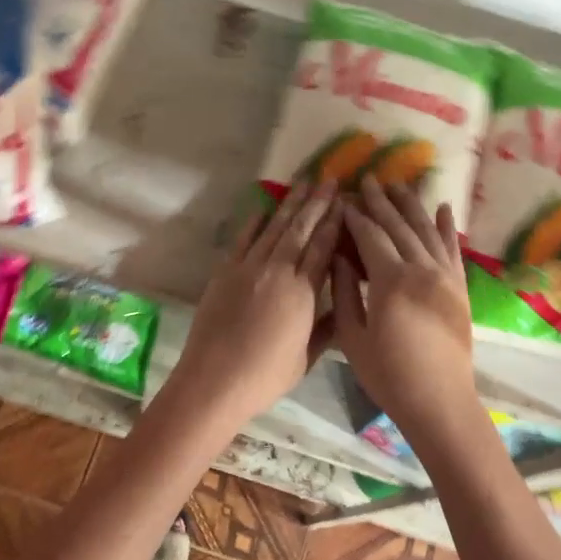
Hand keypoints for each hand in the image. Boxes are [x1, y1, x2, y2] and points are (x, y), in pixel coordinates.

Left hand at [168, 181, 341, 424]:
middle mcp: (278, 272)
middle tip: (328, 179)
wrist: (215, 379)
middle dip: (317, 203)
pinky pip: (243, 239)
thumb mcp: (306, 357)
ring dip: (290, 204)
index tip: (345, 202)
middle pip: (301, 229)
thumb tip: (344, 307)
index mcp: (303, 293)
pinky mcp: (224, 273)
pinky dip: (255, 221)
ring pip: (274, 228)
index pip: (324, 248)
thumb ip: (326, 328)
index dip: (335, 223)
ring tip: (302, 183)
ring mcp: (248, 269)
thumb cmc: (265, 376)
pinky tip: (265, 208)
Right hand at [334, 178, 482, 436]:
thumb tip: (338, 257)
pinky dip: (446, 227)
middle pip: (399, 226)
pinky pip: (452, 249)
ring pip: (426, 231)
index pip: (370, 236)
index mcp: (391, 280)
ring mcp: (445, 276)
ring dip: (410, 206)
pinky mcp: (459, 288)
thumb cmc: (387, 374)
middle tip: (367, 181)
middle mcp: (422, 269)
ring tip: (397, 185)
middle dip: (380, 202)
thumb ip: (344, 292)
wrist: (438, 400)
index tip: (340, 201)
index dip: (354, 217)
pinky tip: (442, 208)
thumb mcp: (353, 336)